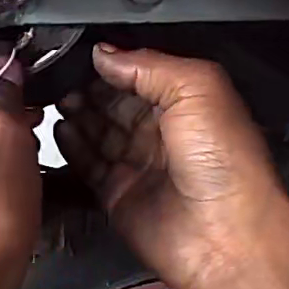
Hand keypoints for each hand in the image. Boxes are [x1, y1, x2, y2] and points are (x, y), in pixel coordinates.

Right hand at [58, 45, 286, 288]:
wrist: (223, 235)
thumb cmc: (228, 166)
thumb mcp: (197, 87)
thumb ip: (149, 64)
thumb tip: (106, 53)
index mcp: (190, 105)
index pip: (143, 75)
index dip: (115, 65)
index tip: (87, 55)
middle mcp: (165, 135)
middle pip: (117, 104)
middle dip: (91, 89)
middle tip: (65, 77)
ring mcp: (141, 166)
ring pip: (99, 133)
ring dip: (78, 114)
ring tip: (59, 99)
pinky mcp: (119, 196)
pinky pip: (89, 166)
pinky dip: (73, 147)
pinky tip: (62, 129)